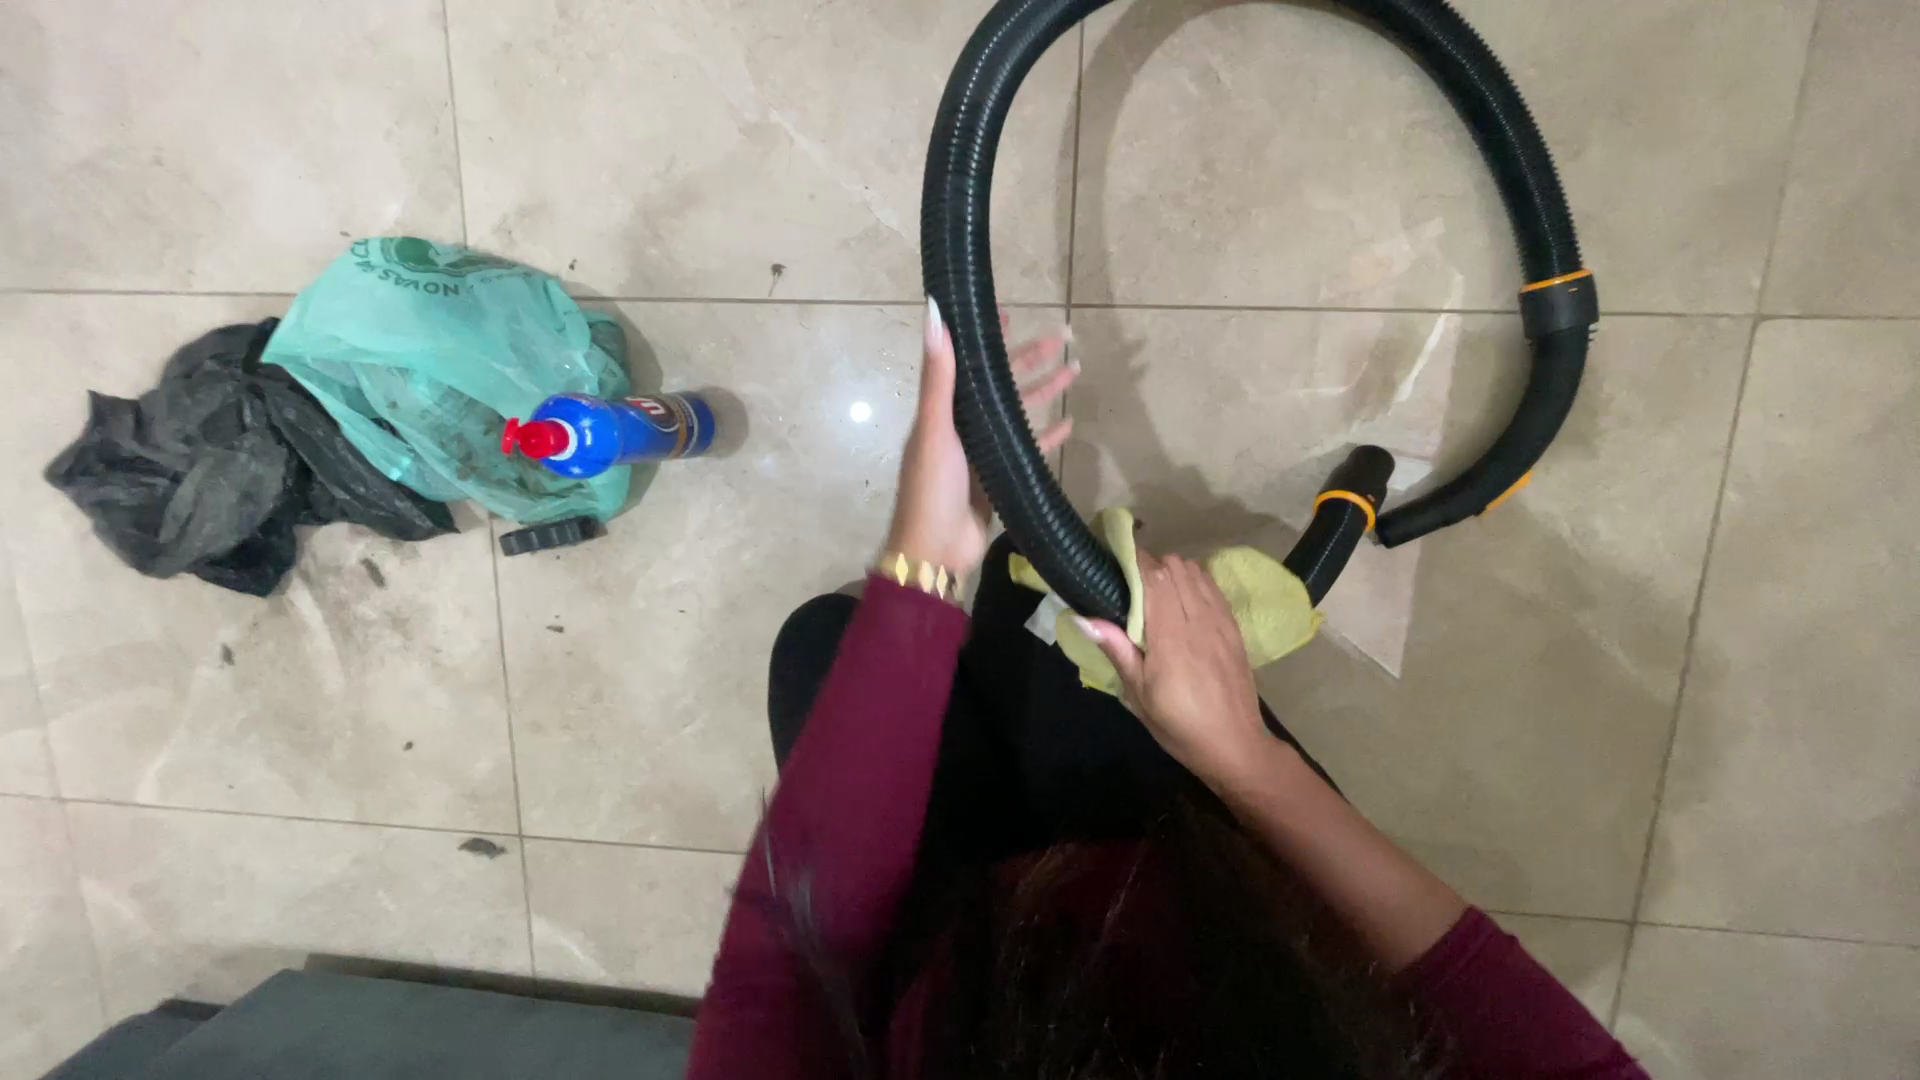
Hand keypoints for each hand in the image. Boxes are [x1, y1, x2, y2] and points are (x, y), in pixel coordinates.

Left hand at [885, 298, 1076, 574]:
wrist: (936, 548)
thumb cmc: (931, 486)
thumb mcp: (935, 427)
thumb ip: (939, 375)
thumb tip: (934, 312)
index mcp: (944, 409)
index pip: (968, 361)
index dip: (987, 336)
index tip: (1009, 310)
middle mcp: (963, 424)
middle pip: (1002, 383)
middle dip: (1031, 357)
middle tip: (1066, 335)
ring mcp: (983, 451)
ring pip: (1019, 412)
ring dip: (1044, 390)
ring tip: (1077, 370)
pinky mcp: (1000, 476)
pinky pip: (1029, 449)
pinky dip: (1047, 435)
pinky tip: (1069, 422)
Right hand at [1077, 551, 1271, 786]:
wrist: (1236, 746)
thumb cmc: (1179, 725)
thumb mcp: (1139, 695)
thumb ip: (1117, 649)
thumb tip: (1082, 618)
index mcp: (1171, 638)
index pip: (1156, 579)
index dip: (1138, 562)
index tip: (1118, 560)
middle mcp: (1199, 622)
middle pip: (1177, 568)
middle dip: (1153, 565)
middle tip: (1132, 582)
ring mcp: (1221, 623)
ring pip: (1197, 573)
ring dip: (1174, 572)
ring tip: (1156, 590)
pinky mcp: (1234, 629)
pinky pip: (1213, 588)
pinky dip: (1195, 582)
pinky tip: (1183, 599)